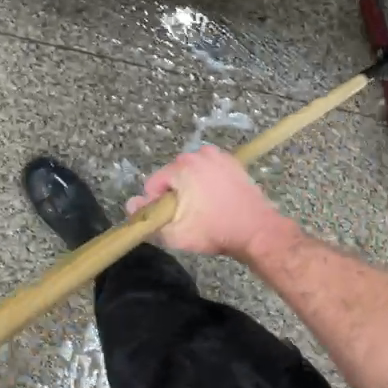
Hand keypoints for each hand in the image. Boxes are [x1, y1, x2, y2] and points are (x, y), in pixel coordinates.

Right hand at [125, 145, 292, 259]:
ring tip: (203, 211)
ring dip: (191, 189)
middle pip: (173, 176)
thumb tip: (131, 204)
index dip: (156, 204)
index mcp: (182, 166)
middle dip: (175, 194)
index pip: (153, 184)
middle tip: (189, 217)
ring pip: (191, 174)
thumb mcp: (174, 233)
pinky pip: (209, 172)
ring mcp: (219, 156)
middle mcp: (199, 154)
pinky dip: (208, 184)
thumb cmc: (214, 231)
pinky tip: (216, 202)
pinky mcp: (233, 164)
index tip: (171, 219)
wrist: (257, 231)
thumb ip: (148, 218)